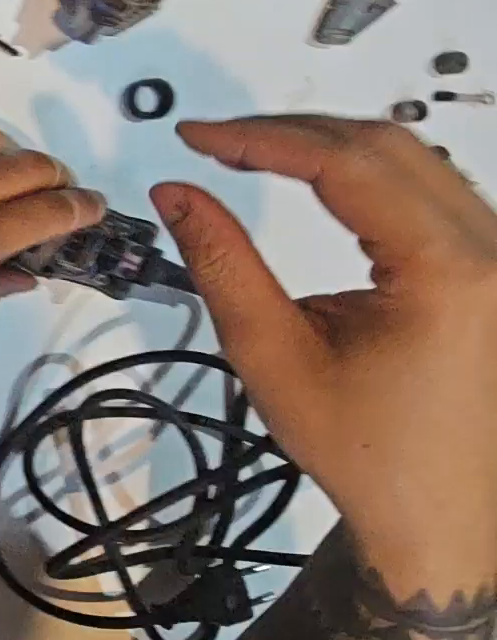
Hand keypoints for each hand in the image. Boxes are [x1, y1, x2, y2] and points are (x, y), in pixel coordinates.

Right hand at [151, 116, 496, 592]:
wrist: (445, 508)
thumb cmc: (360, 439)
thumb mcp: (267, 348)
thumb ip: (218, 259)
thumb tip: (175, 192)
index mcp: (450, 273)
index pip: (346, 165)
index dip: (258, 138)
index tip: (190, 136)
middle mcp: (495, 254)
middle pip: (387, 145)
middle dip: (286, 130)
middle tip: (208, 139)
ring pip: (412, 157)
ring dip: (321, 143)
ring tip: (243, 151)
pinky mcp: (493, 268)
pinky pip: (425, 186)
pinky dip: (355, 167)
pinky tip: (307, 174)